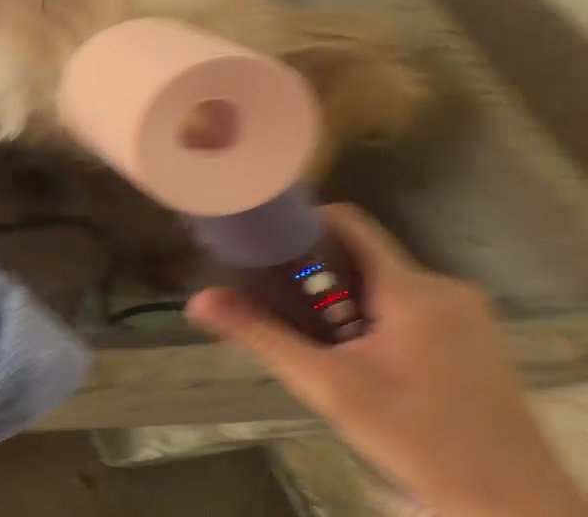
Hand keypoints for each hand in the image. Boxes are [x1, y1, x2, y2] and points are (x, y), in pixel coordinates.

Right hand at [188, 204, 587, 516]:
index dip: (296, 221)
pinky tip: (352, 351)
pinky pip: (405, 303)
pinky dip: (368, 313)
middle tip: (273, 299)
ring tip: (309, 330)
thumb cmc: (419, 438)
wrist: (514, 508)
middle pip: (357, 253)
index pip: (345, 222)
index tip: (257, 240)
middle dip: (311, 271)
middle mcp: (445, 290)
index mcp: (414, 290)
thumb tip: (194, 302)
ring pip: (379, 280)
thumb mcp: (329, 386)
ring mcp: (466, 315)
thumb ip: (260, 336)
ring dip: (339, 296)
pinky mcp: (474, 340)